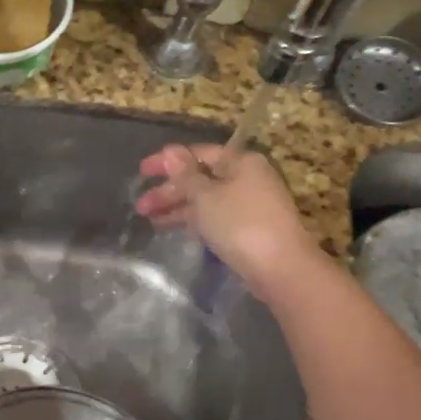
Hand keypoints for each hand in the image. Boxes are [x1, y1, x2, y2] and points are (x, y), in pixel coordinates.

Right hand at [134, 143, 321, 299]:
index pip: (198, 154)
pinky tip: (172, 229)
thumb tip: (170, 152)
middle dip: (169, 190)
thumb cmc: (240, 223)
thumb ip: (185, 175)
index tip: (142, 172)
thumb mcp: (206, 196)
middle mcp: (246, 178)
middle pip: (200, 179)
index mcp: (240, 162)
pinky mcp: (247, 229)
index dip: (168, 161)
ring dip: (176, 207)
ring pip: (205, 200)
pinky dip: (192, 221)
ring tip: (149, 220)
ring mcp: (248, 205)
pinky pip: (213, 218)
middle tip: (140, 205)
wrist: (280, 267)